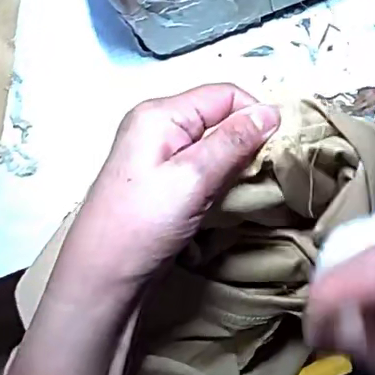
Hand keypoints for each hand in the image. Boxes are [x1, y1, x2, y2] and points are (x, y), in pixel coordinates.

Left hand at [55, 85, 279, 300]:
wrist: (101, 280)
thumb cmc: (142, 226)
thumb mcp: (194, 178)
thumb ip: (234, 141)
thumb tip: (272, 112)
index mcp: (161, 113)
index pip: (225, 94)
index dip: (254, 115)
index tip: (272, 150)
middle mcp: (158, 124)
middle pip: (220, 115)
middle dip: (245, 139)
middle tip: (257, 173)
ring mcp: (158, 152)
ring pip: (215, 141)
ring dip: (234, 160)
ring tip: (241, 187)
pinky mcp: (163, 177)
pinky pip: (203, 162)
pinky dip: (220, 174)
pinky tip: (224, 196)